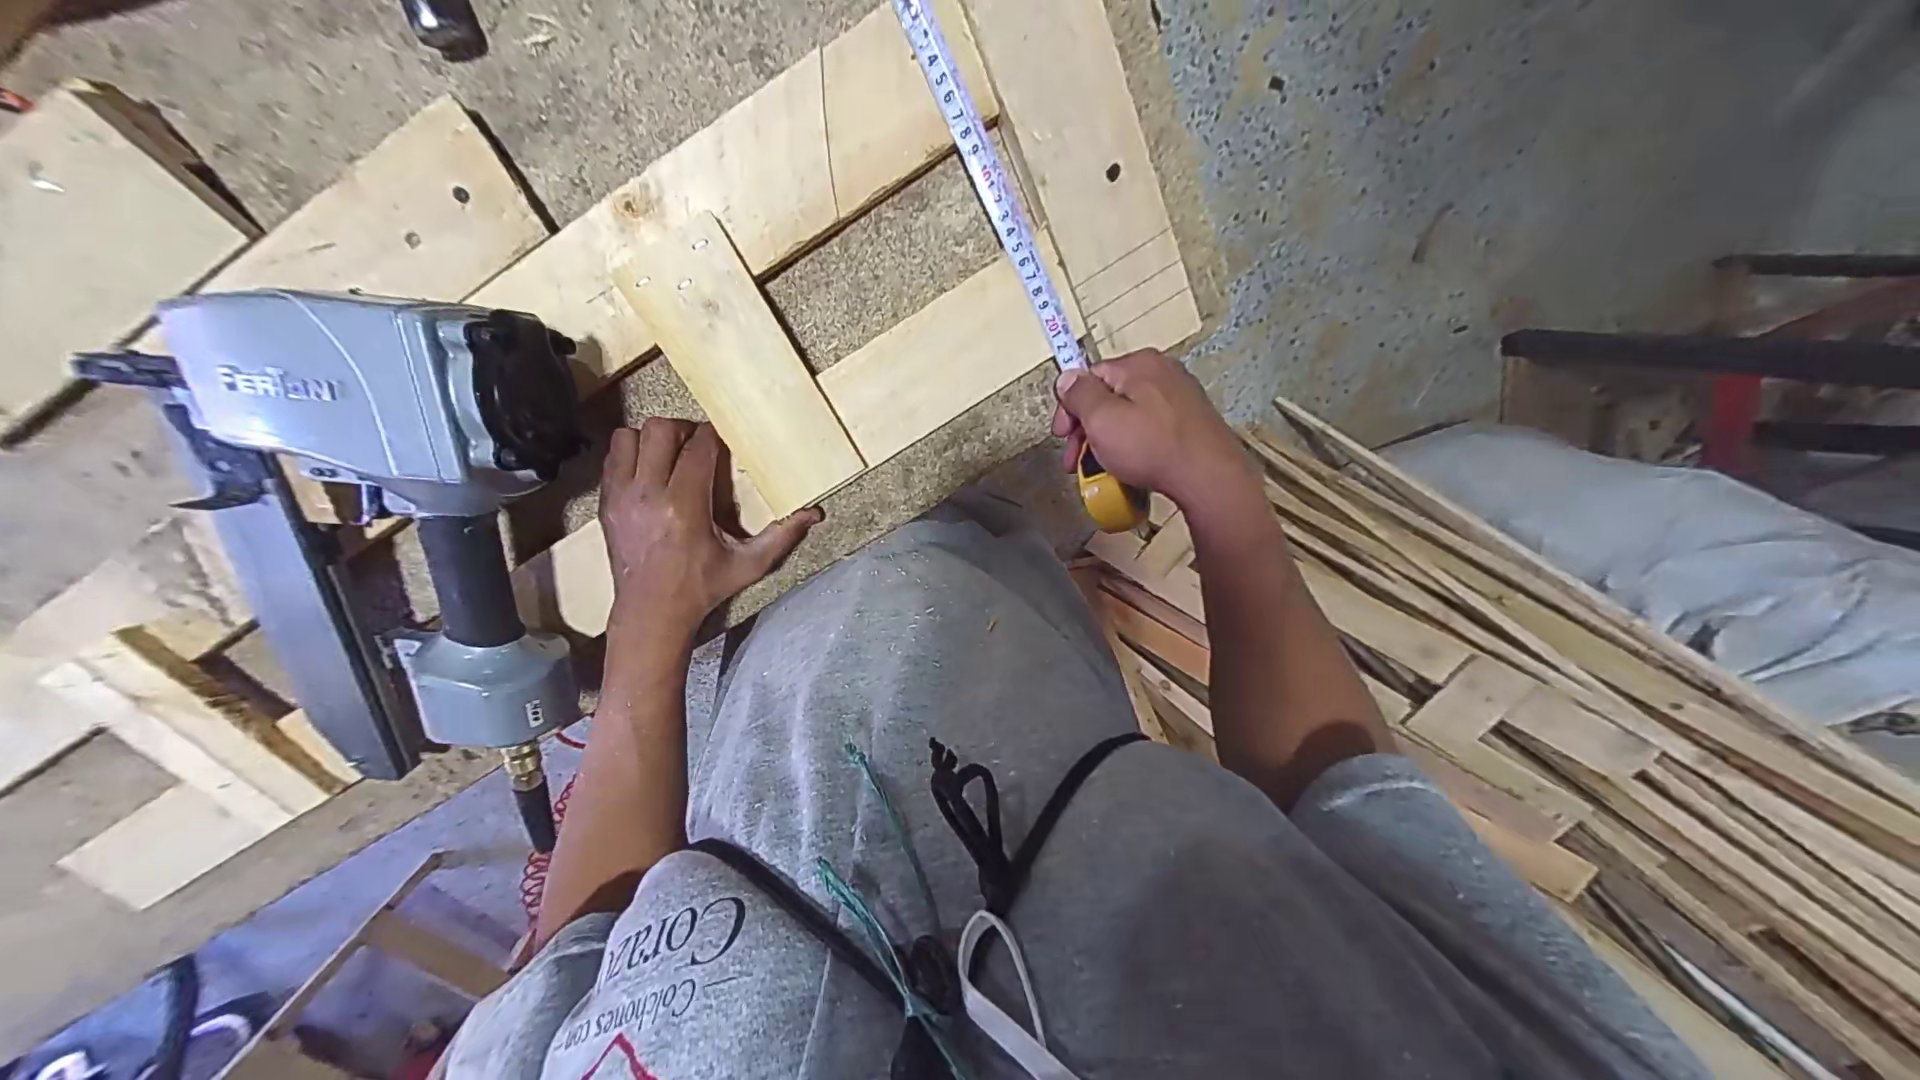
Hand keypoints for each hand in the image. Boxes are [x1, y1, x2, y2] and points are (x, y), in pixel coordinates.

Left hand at [599, 419, 818, 638]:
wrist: (651, 611)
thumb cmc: (702, 587)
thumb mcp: (749, 564)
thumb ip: (782, 536)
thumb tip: (814, 515)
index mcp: (685, 506)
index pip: (698, 448)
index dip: (713, 436)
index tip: (723, 439)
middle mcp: (648, 495)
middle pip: (660, 430)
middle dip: (683, 430)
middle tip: (698, 444)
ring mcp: (621, 497)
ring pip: (629, 437)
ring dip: (651, 439)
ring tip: (670, 454)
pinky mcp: (606, 502)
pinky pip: (613, 458)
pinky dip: (632, 455)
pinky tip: (651, 472)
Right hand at [1051, 349, 1260, 523]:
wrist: (1207, 478)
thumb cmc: (1156, 449)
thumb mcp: (1101, 419)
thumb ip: (1079, 394)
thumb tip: (1067, 379)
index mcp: (1139, 365)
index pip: (1089, 377)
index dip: (1070, 408)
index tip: (1064, 434)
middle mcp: (1161, 374)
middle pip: (1108, 397)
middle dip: (1088, 430)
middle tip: (1078, 459)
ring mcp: (1178, 399)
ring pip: (1127, 416)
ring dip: (1108, 442)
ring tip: (1102, 470)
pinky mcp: (1187, 423)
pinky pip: (1148, 431)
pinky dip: (1133, 448)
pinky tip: (1129, 469)